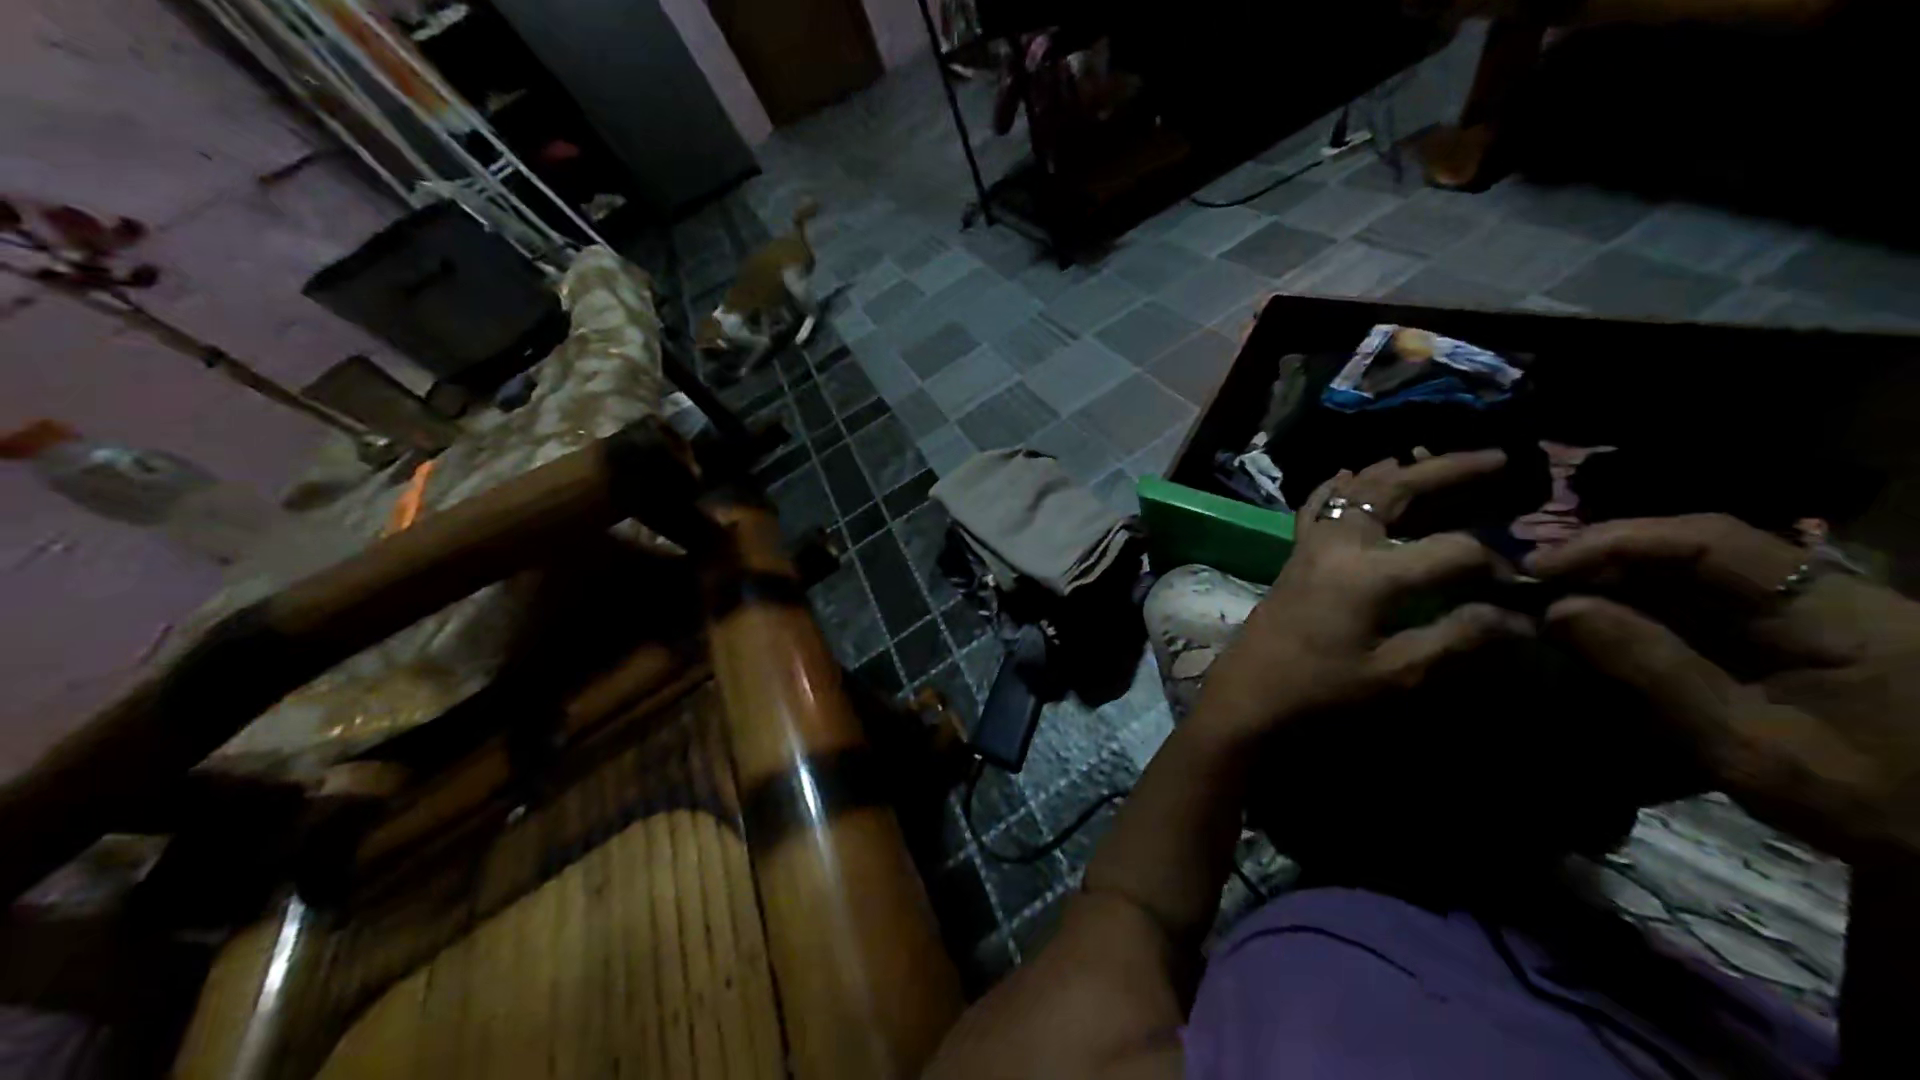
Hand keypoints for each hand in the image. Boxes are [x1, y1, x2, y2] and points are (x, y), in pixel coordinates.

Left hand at [1195, 450, 1531, 739]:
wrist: (1248, 695)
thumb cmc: (1319, 690)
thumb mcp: (1395, 674)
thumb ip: (1457, 638)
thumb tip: (1518, 618)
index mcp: (1370, 573)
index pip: (1452, 550)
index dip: (1494, 565)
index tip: (1519, 586)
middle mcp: (1339, 543)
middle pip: (1396, 489)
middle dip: (1449, 471)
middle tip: (1498, 458)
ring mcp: (1311, 544)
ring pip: (1354, 489)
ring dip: (1396, 471)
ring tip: (1430, 457)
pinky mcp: (1294, 553)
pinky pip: (1317, 505)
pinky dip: (1339, 486)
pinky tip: (1348, 474)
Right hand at [1529, 514, 1919, 865]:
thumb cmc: (1865, 802)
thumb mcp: (1746, 744)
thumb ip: (1653, 670)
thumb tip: (1559, 609)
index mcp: (1838, 610)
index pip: (1712, 540)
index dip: (1618, 540)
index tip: (1543, 565)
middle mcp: (1828, 593)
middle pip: (1700, 547)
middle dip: (1609, 556)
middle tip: (1535, 578)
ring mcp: (1814, 612)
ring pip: (1697, 571)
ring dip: (1619, 578)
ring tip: (1553, 595)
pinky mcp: (1796, 635)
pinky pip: (1706, 600)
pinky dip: (1643, 604)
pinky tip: (1599, 618)